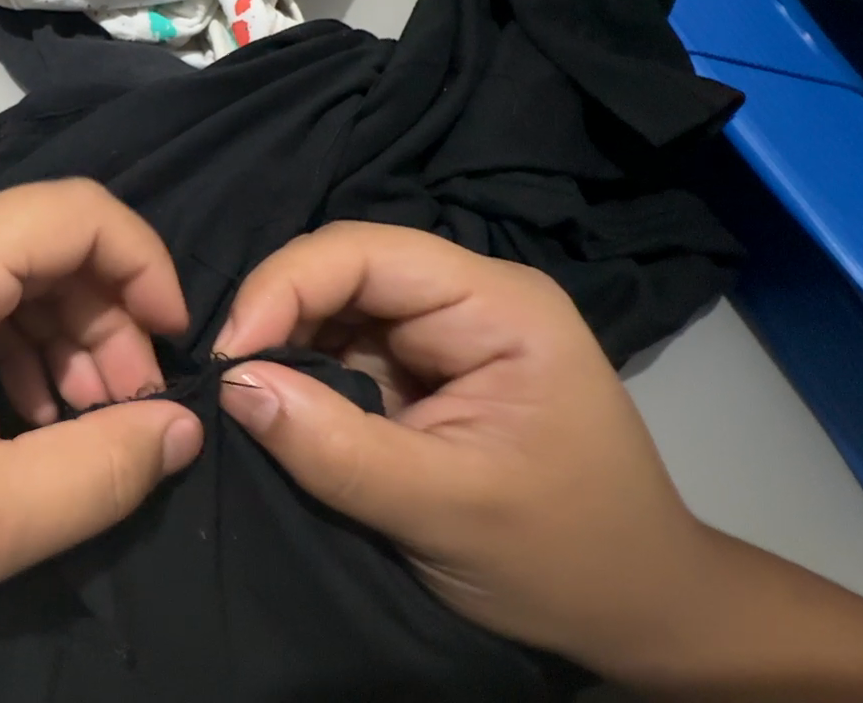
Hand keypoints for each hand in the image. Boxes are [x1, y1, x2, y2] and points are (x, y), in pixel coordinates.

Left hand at [0, 179, 204, 620]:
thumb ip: (98, 470)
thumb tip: (182, 426)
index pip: (76, 212)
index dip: (144, 265)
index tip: (175, 343)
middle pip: (49, 248)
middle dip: (109, 323)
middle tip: (128, 414)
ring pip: (16, 279)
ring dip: (68, 345)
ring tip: (82, 428)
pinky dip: (20, 353)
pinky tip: (25, 420)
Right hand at [211, 221, 707, 674]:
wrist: (636, 609)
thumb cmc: (565, 559)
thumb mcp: (447, 512)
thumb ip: (335, 448)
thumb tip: (231, 384)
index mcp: (495, 306)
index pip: (363, 253)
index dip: (283, 287)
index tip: (229, 357)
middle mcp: (462, 296)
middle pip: (337, 266)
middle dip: (273, 313)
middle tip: (227, 378)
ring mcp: (436, 327)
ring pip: (326, 301)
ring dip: (276, 340)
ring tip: (244, 391)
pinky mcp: (413, 361)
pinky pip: (332, 340)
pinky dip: (292, 366)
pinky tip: (277, 399)